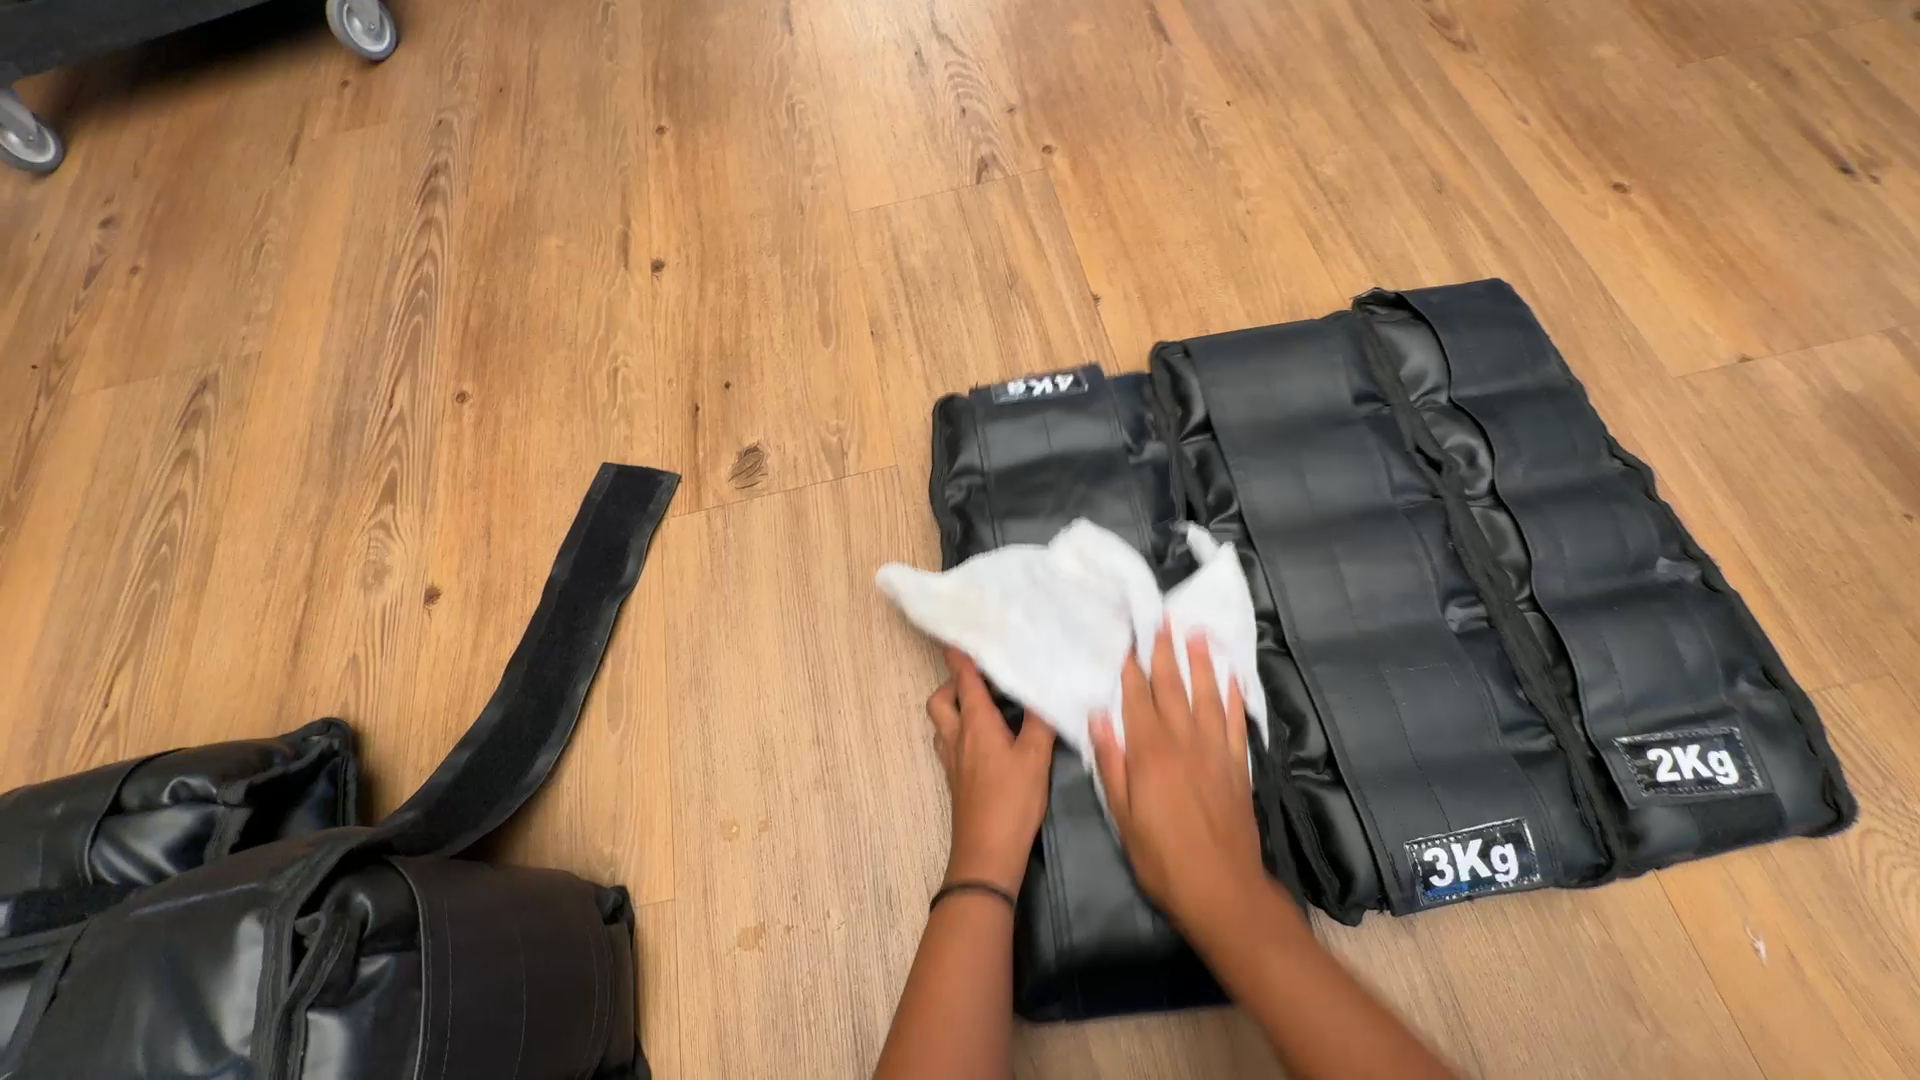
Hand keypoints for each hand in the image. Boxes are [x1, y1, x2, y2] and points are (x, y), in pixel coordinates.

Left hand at [925, 648, 1055, 893]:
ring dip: (955, 708)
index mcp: (976, 723)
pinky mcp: (955, 779)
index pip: (963, 679)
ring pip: (942, 722)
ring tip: (985, 707)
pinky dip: (961, 731)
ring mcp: (952, 759)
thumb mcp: (1036, 758)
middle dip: (953, 683)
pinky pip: (949, 742)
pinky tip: (986, 741)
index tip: (958, 635)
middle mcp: (957, 736)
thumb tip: (1044, 689)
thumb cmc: (1012, 801)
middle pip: (941, 699)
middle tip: (981, 680)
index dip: (959, 656)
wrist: (987, 853)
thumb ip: (1039, 722)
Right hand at [1090, 622, 1269, 934]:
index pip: (1137, 698)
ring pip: (1207, 695)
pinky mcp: (1238, 766)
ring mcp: (1215, 751)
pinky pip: (1235, 722)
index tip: (1127, 636)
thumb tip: (1098, 717)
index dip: (1131, 666)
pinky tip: (1231, 677)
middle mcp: (1184, 742)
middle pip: (1172, 687)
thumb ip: (1112, 763)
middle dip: (1165, 651)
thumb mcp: (1123, 816)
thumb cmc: (1162, 857)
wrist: (1222, 890)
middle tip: (1162, 619)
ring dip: (1201, 662)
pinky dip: (1233, 697)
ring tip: (1196, 632)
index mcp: (1150, 753)